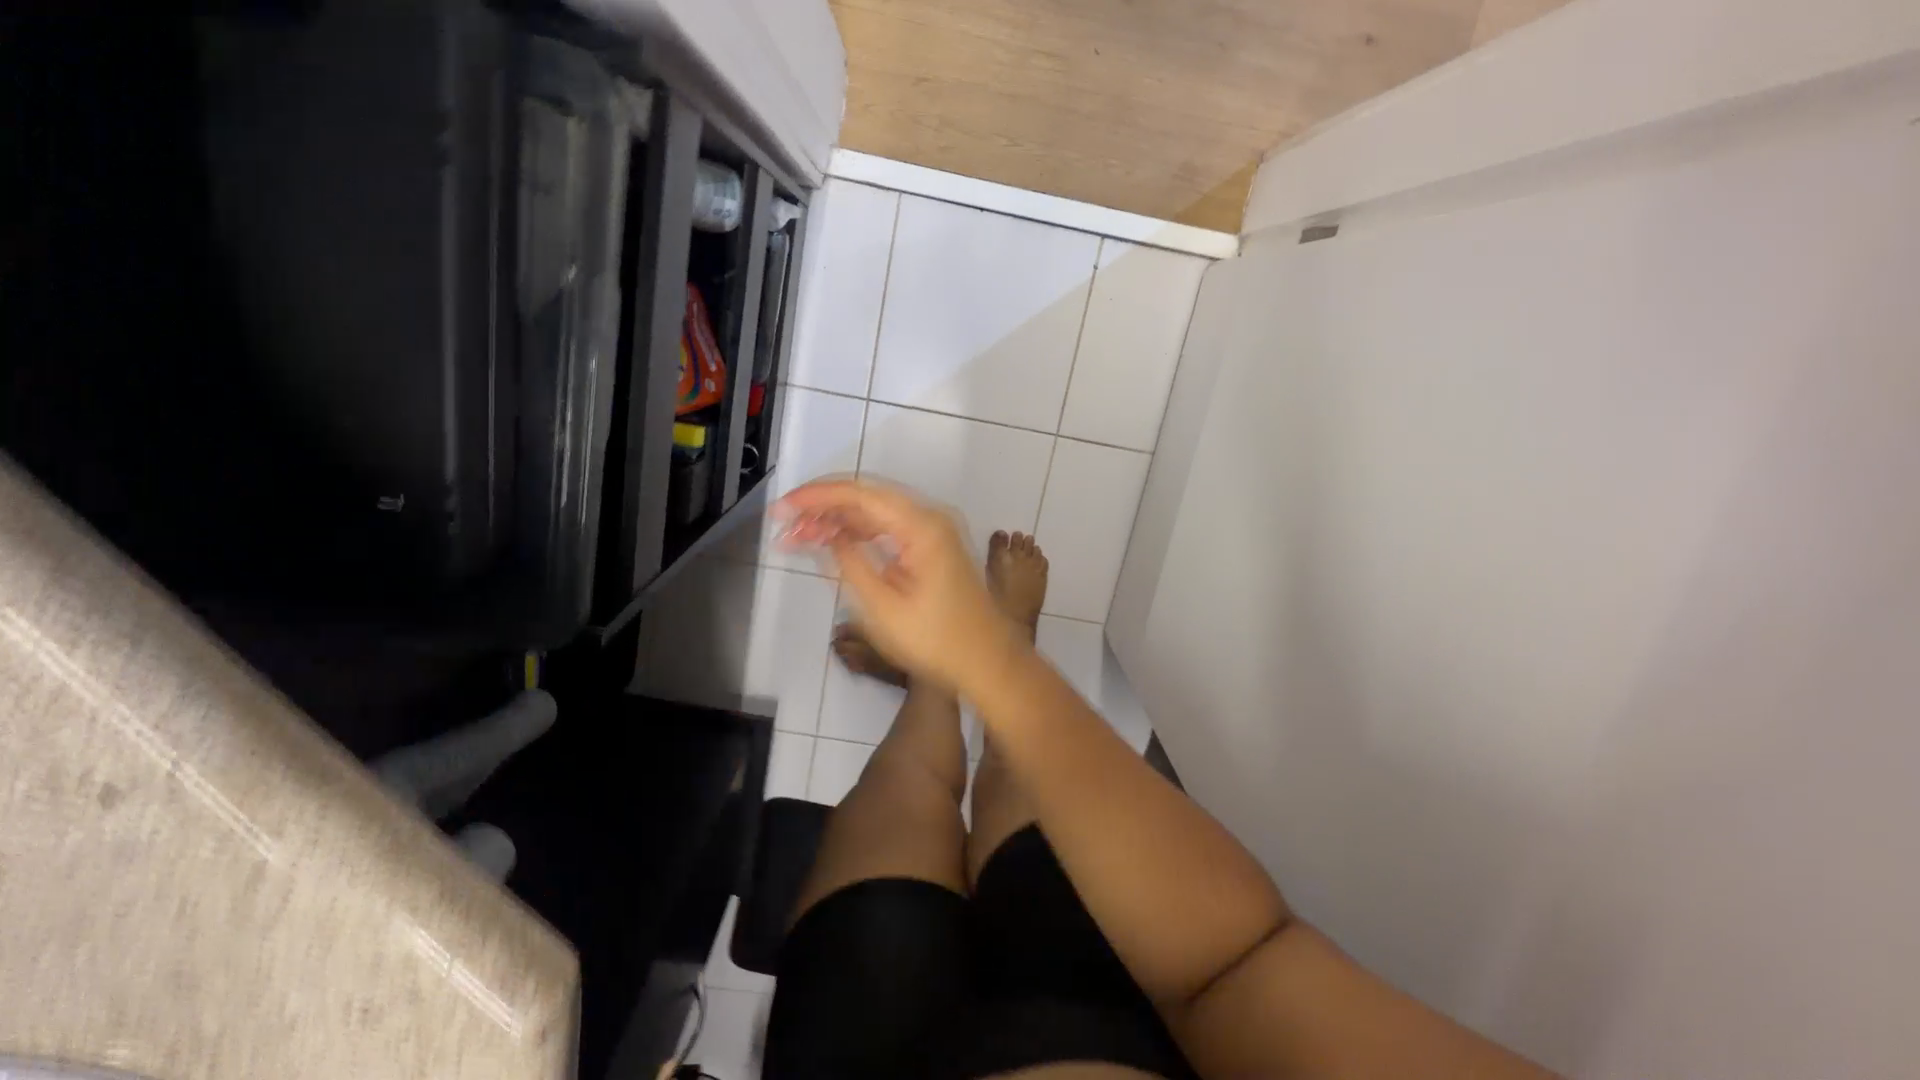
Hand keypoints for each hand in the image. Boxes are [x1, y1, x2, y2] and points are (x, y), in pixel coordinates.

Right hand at [775, 477, 1024, 691]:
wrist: (988, 661)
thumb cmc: (936, 641)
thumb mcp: (883, 607)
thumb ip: (850, 563)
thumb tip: (827, 536)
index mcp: (920, 525)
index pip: (858, 494)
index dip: (815, 497)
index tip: (781, 509)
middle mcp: (929, 517)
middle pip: (866, 496)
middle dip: (822, 507)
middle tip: (784, 527)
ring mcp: (933, 530)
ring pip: (875, 511)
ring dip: (837, 520)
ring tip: (797, 538)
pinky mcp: (932, 547)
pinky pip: (888, 527)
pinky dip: (858, 532)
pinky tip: (830, 545)